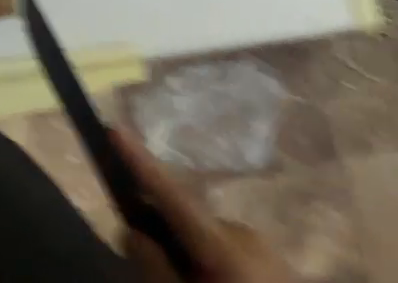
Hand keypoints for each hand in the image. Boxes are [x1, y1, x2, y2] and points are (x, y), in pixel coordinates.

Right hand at [113, 130, 296, 282]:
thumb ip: (154, 269)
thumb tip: (131, 230)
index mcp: (224, 248)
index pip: (172, 196)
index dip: (141, 163)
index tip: (114, 129)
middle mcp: (248, 238)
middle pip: (188, 223)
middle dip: (165, 237)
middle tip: (150, 270)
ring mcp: (271, 253)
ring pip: (211, 242)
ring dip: (193, 259)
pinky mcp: (283, 269)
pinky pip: (234, 257)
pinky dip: (216, 271)